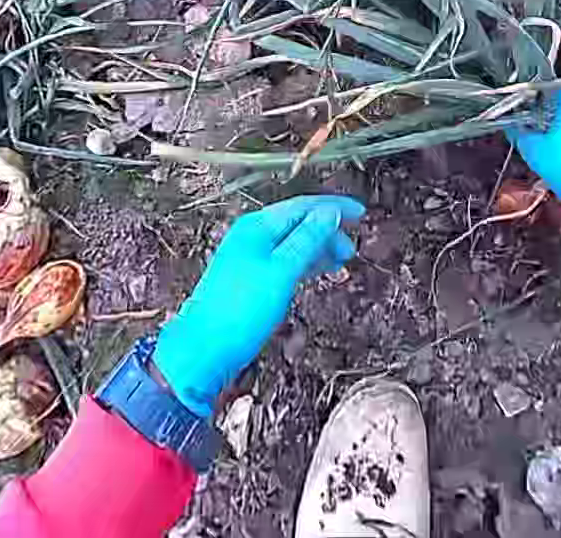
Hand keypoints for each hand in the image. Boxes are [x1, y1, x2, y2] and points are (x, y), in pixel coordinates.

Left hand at [152, 194, 363, 414]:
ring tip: (339, 262)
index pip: (304, 206)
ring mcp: (249, 257)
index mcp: (257, 227)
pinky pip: (285, 259)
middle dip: (328, 231)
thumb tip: (330, 213)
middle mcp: (252, 236)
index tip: (360, 214)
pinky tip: (316, 272)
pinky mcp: (249, 278)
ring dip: (319, 248)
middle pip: (299, 222)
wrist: (200, 354)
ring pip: (294, 241)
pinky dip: (305, 262)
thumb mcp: (282, 270)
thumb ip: (308, 238)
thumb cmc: (239, 311)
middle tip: (350, 249)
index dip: (334, 208)